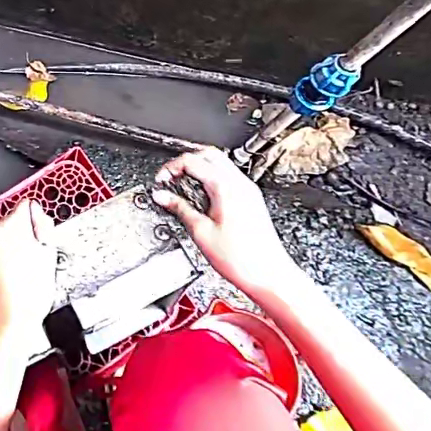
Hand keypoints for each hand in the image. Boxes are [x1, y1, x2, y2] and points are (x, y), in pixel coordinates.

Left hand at [0, 200, 57, 361]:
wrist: (4, 325)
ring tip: (11, 274)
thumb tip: (37, 214)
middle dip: (16, 238)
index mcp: (14, 227)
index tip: (35, 231)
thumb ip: (44, 229)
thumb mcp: (49, 259)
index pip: (25, 206)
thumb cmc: (27, 299)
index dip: (34, 220)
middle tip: (25, 261)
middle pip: (7, 225)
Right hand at [152, 147, 301, 300]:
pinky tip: (201, 197)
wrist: (269, 275)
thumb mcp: (200, 232)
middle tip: (170, 178)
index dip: (171, 168)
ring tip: (182, 187)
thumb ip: (179, 208)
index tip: (161, 181)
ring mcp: (248, 191)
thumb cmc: (241, 259)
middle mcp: (240, 184)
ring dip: (198, 169)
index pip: (192, 161)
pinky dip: (210, 179)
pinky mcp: (251, 200)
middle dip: (184, 162)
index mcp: (225, 187)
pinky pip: (228, 177)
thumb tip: (161, 196)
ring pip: (219, 163)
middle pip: (208, 154)